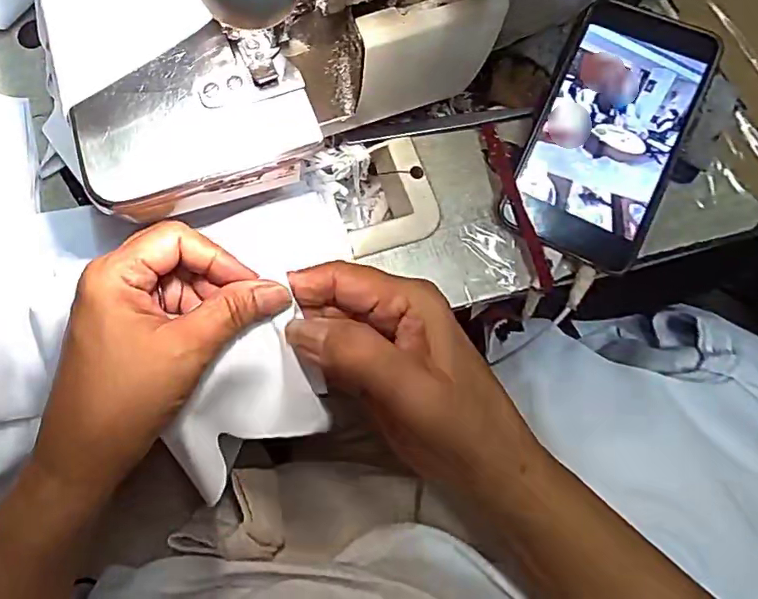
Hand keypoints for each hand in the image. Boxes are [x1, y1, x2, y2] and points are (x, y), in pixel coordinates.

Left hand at [31, 221, 291, 496]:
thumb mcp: (186, 350)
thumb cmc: (121, 405)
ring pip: (170, 278)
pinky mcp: (119, 321)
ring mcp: (111, 299)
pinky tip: (205, 334)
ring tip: (225, 326)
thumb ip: (232, 312)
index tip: (250, 285)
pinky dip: (188, 313)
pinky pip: (161, 301)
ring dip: (202, 297)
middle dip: (212, 278)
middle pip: (173, 255)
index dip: (217, 258)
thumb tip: (271, 289)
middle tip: (244, 305)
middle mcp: (108, 277)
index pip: (175, 239)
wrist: (80, 462)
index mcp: (112, 272)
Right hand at [285, 261, 536, 502]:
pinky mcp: (378, 365)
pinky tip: (298, 368)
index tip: (263, 303)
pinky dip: (318, 357)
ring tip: (271, 349)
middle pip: (334, 297)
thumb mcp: (408, 388)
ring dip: (306, 336)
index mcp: (408, 299)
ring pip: (332, 324)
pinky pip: (339, 350)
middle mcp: (395, 309)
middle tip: (262, 332)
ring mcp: (386, 337)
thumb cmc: (461, 430)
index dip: (303, 285)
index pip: (342, 277)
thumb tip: (297, 327)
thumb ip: (353, 351)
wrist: (495, 479)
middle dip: (300, 311)